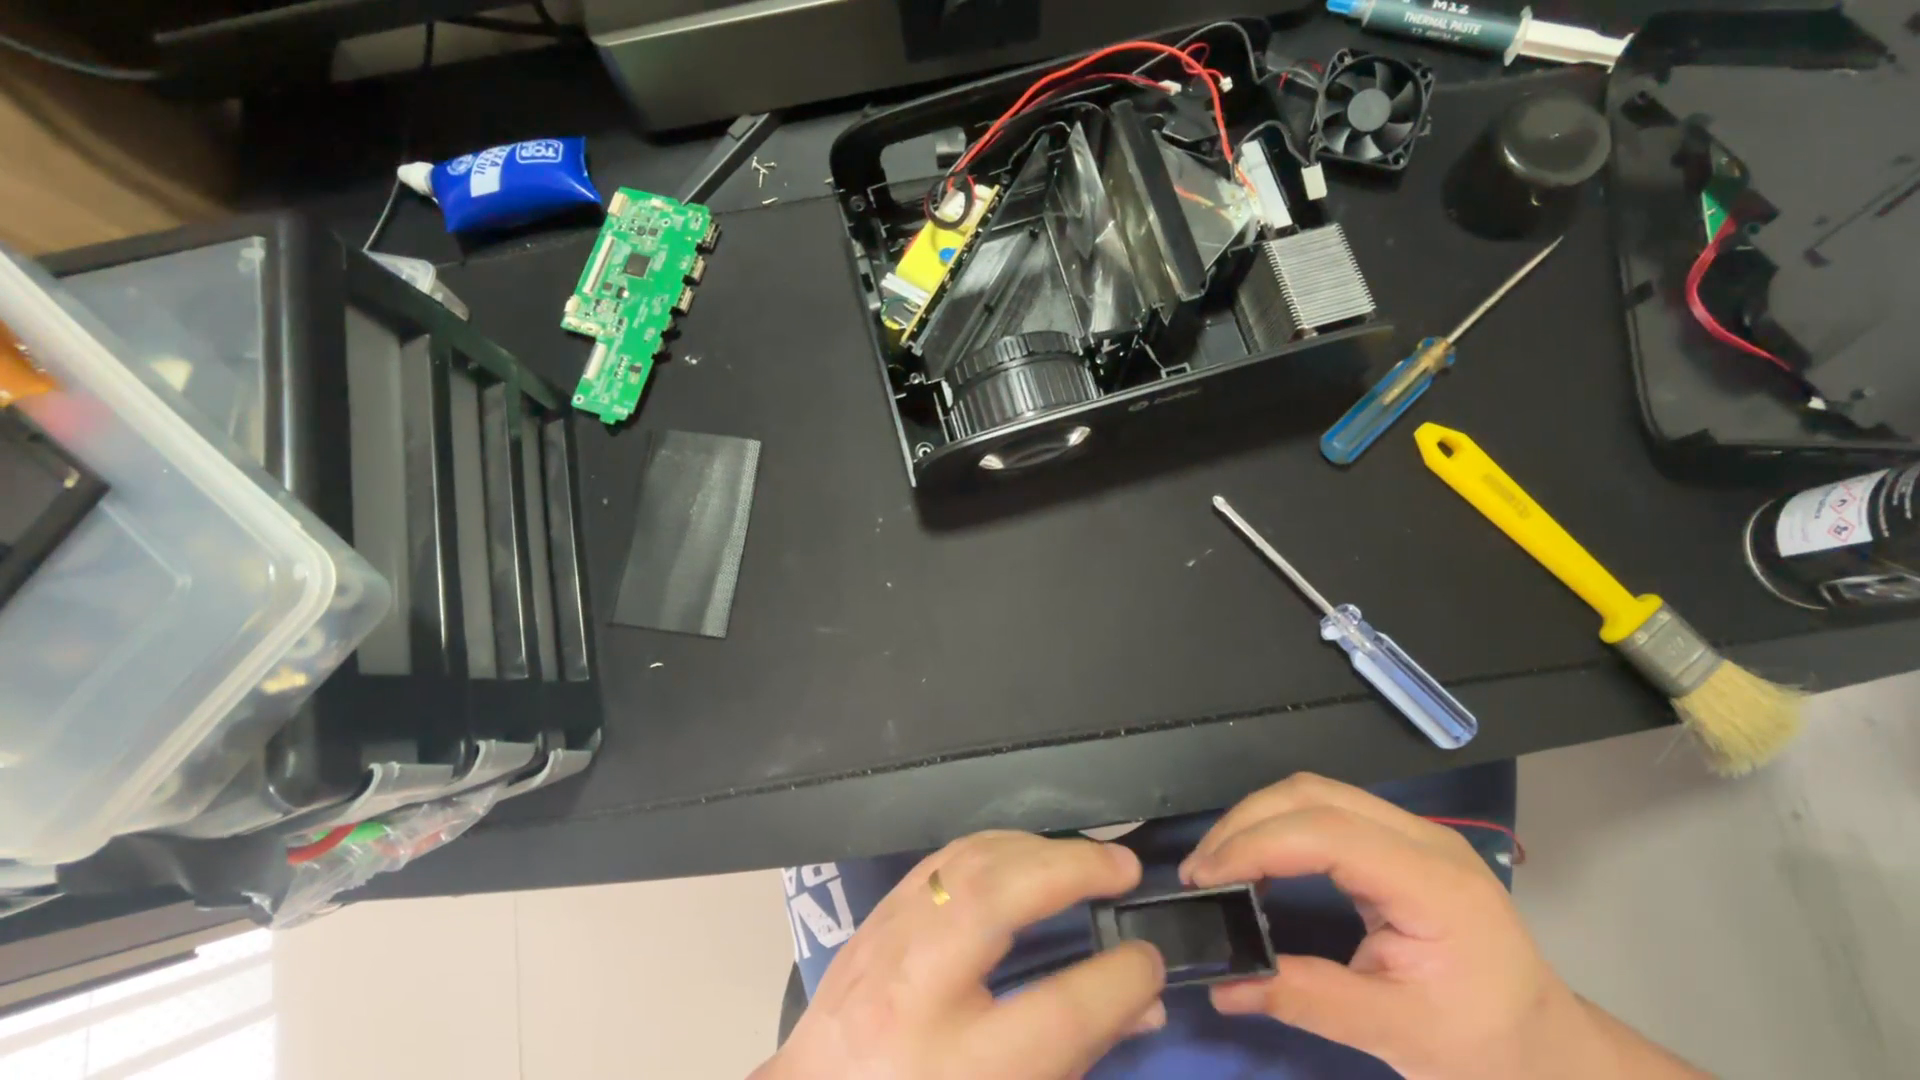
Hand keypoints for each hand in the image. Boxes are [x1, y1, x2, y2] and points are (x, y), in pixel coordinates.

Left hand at [757, 831, 1166, 1079]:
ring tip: (1083, 857)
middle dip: (1072, 869)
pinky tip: (1024, 855)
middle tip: (1123, 866)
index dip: (1119, 980)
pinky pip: (939, 861)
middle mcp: (915, 994)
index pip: (1059, 1011)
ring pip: (964, 865)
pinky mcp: (873, 919)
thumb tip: (1143, 998)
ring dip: (1035, 848)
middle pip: (998, 900)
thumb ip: (1079, 1052)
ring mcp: (885, 946)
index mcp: (960, 1068)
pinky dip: (992, 847)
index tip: (1148, 959)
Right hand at [1180, 773, 1705, 1079]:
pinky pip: (1326, 810)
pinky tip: (1256, 861)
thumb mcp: (1397, 1034)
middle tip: (1201, 873)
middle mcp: (1423, 840)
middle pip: (1313, 795)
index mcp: (1433, 884)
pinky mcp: (1401, 842)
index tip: (1205, 879)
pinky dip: (1278, 827)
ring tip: (1218, 865)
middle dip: (1245, 824)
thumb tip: (1225, 988)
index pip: (1326, 833)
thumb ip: (1308, 1000)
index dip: (1255, 845)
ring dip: (1257, 820)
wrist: (1550, 1051)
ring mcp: (1415, 834)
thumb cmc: (1485, 1049)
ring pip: (1315, 793)